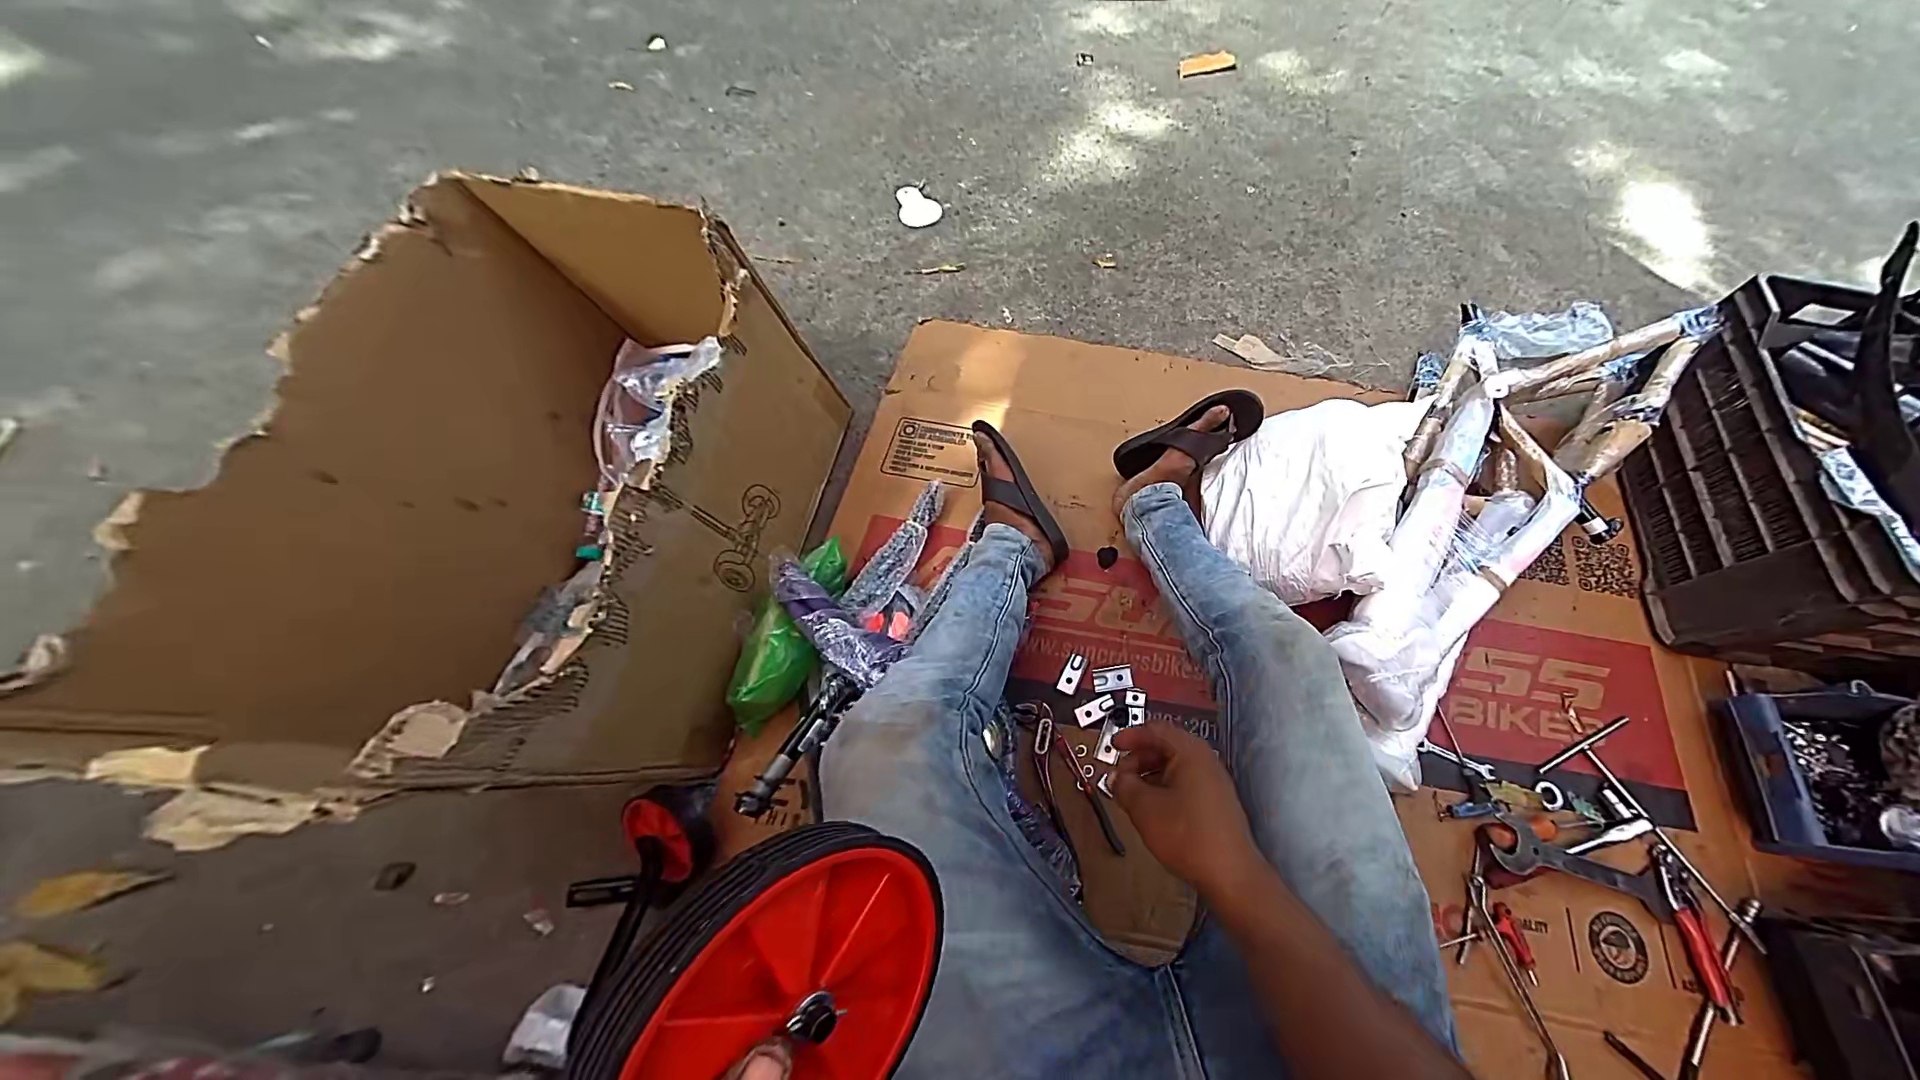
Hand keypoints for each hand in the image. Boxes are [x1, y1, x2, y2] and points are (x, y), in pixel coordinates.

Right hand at [1109, 721, 1263, 898]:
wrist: (1230, 876)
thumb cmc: (1191, 837)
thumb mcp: (1143, 807)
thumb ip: (1124, 785)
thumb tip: (1116, 778)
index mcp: (1190, 752)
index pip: (1156, 729)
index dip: (1130, 735)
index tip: (1115, 745)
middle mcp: (1206, 762)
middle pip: (1165, 746)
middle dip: (1138, 758)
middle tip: (1121, 774)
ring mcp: (1214, 783)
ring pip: (1174, 767)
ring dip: (1149, 775)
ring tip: (1133, 795)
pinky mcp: (1216, 804)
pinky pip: (1184, 784)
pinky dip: (1164, 789)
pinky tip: (1153, 810)